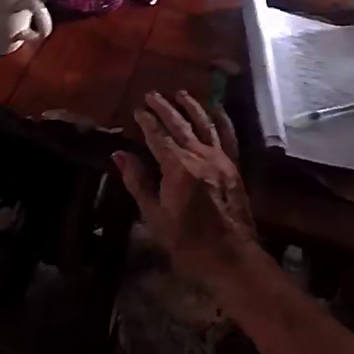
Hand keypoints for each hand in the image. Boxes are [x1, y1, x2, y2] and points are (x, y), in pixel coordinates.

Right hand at [112, 91, 265, 292]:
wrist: (232, 259)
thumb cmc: (187, 243)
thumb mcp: (154, 215)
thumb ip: (137, 182)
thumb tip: (119, 154)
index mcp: (178, 168)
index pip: (158, 136)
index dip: (147, 121)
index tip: (137, 110)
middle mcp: (200, 157)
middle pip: (180, 125)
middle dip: (164, 108)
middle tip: (152, 95)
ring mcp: (221, 160)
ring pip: (204, 125)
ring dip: (191, 107)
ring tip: (181, 93)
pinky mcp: (234, 168)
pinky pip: (228, 137)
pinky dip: (221, 120)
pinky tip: (216, 110)